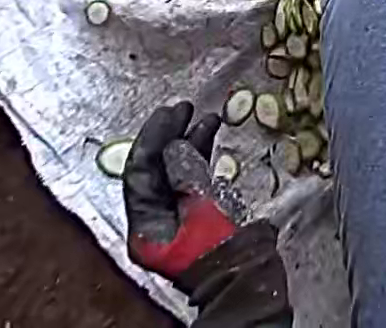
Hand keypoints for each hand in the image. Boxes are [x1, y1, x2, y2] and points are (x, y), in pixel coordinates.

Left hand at [123, 101, 236, 280]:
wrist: (245, 276)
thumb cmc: (220, 249)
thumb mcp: (201, 208)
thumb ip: (186, 175)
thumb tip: (176, 144)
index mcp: (147, 225)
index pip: (140, 172)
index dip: (153, 138)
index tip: (168, 112)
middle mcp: (156, 219)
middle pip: (156, 167)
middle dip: (169, 135)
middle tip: (183, 108)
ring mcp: (177, 215)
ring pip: (176, 167)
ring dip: (189, 139)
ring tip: (204, 116)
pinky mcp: (199, 210)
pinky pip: (193, 173)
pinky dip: (202, 152)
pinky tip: (212, 133)